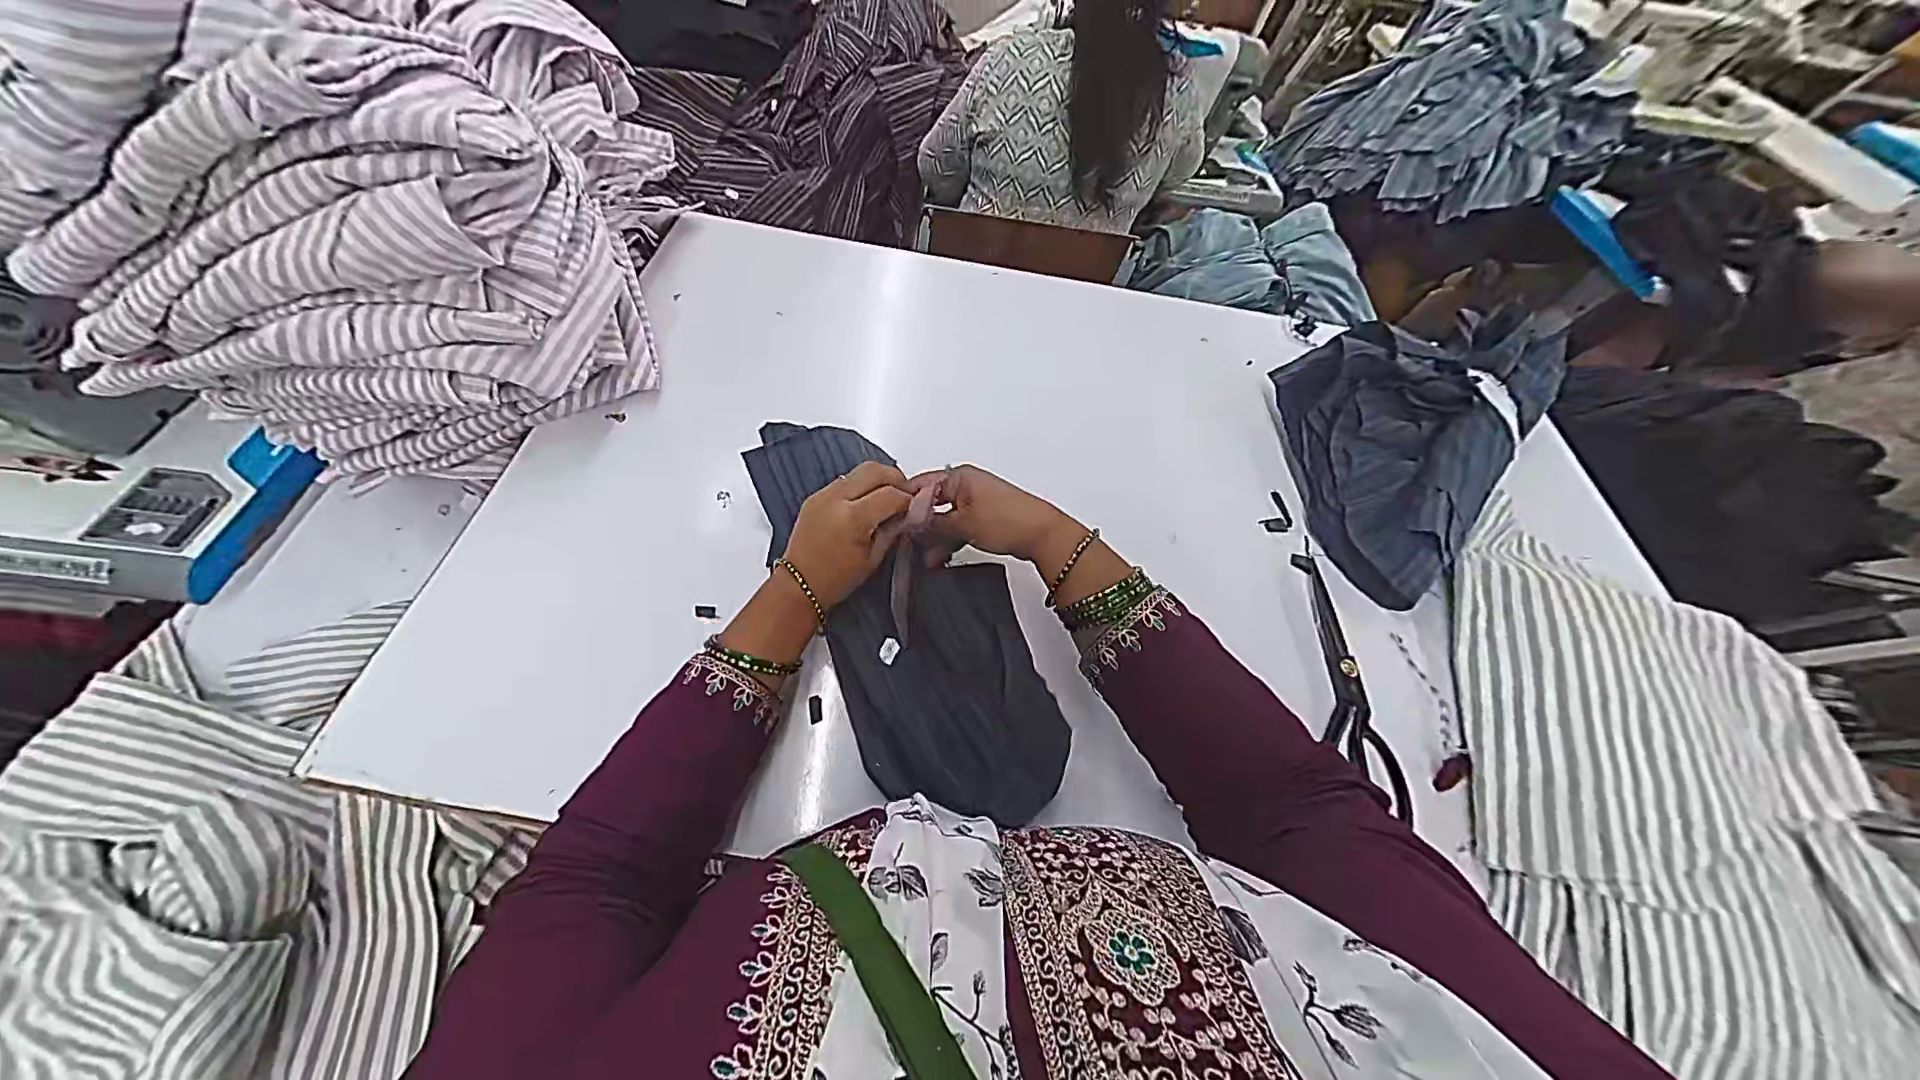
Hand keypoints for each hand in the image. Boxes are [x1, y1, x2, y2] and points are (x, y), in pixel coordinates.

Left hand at [781, 461, 914, 607]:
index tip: (917, 506)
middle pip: (876, 470)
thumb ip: (893, 529)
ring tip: (886, 500)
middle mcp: (835, 500)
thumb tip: (909, 512)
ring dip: (878, 480)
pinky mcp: (815, 496)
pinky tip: (867, 504)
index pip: (891, 494)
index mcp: (852, 518)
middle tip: (905, 496)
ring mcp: (822, 495)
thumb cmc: (835, 579)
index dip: (909, 499)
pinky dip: (861, 486)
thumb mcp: (874, 557)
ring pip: (859, 471)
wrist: (799, 585)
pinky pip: (845, 480)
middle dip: (896, 480)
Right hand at [906, 464, 1078, 563]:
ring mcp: (975, 501)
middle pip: (932, 502)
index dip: (904, 504)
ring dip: (934, 536)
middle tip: (904, 541)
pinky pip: (958, 526)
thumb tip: (911, 522)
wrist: (1042, 535)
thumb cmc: (1010, 521)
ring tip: (923, 555)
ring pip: (945, 517)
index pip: (921, 486)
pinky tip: (940, 557)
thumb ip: (933, 523)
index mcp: (959, 476)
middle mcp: (966, 484)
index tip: (893, 522)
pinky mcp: (984, 517)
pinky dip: (949, 539)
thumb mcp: (962, 524)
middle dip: (919, 524)